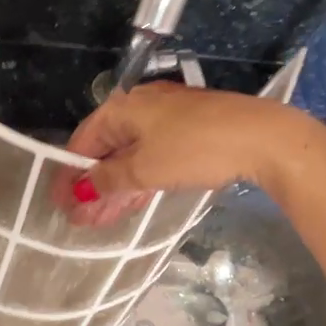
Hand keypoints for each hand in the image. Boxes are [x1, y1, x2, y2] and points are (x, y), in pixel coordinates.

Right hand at [66, 83, 316, 199]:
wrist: (265, 138)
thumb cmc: (196, 149)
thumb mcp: (144, 169)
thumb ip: (108, 180)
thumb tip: (80, 189)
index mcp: (122, 108)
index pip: (81, 143)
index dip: (68, 175)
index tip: (60, 204)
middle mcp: (140, 106)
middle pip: (105, 149)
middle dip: (91, 185)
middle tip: (80, 218)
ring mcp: (167, 117)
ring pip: (129, 155)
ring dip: (114, 186)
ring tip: (102, 219)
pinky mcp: (190, 130)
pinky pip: (151, 156)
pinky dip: (139, 178)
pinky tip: (132, 200)